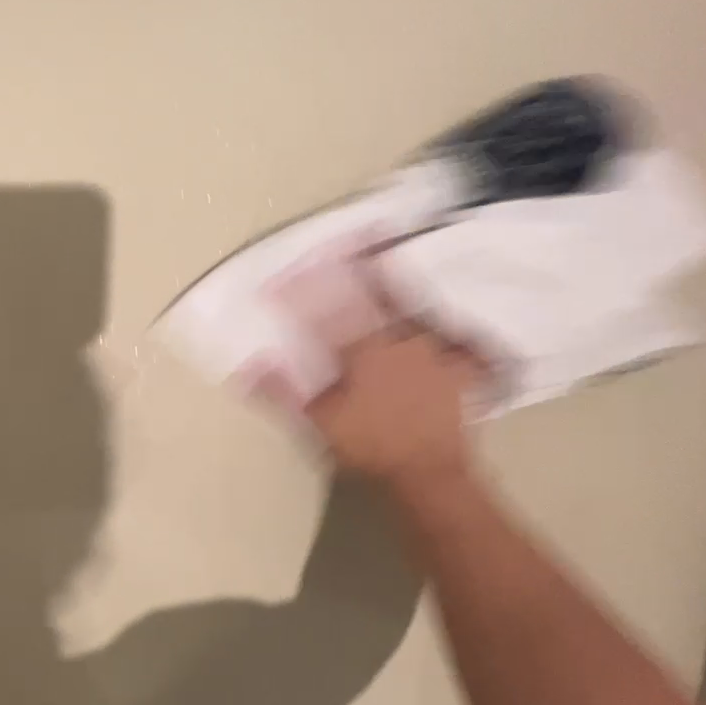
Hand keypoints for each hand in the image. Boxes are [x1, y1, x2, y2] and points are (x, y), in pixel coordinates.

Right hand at [247, 240, 487, 490]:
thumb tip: (247, 365)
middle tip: (365, 232)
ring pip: (420, 308)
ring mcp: (435, 352)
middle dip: (368, 266)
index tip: (289, 271)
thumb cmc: (368, 446)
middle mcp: (402, 341)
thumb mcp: (317, 423)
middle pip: (382, 296)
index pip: (330, 312)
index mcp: (364, 352)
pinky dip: (450, 317)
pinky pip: (457, 334)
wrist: (431, 473)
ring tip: (402, 255)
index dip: (309, 290)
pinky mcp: (458, 367)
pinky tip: (450, 306)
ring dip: (407, 282)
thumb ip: (284, 391)